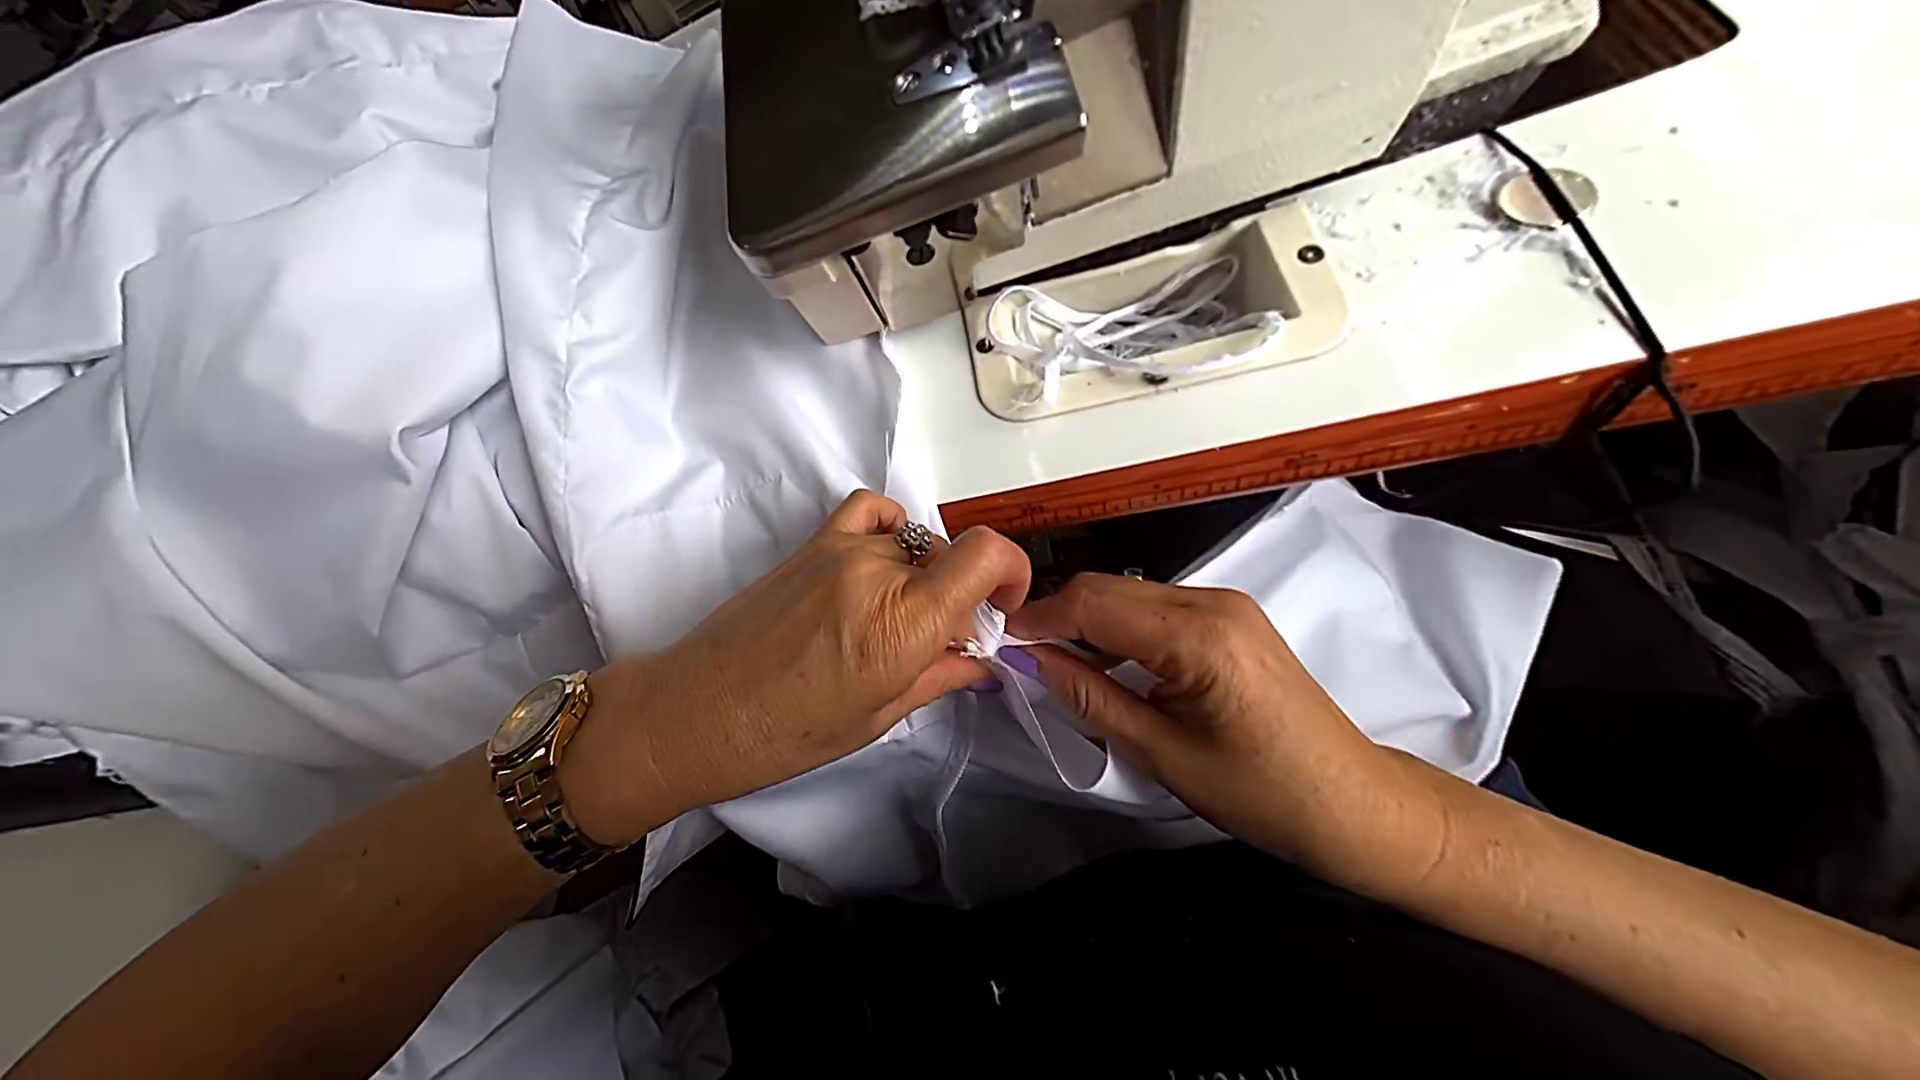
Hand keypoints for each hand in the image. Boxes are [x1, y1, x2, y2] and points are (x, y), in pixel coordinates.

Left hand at [558, 491, 1029, 848]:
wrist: (699, 710)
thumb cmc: (787, 730)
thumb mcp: (880, 713)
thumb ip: (942, 675)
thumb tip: (981, 660)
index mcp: (904, 623)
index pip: (986, 554)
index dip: (1013, 570)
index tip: (1004, 603)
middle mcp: (879, 572)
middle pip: (953, 555)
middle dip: (965, 593)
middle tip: (946, 635)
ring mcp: (842, 549)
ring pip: (916, 541)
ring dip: (927, 572)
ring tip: (905, 610)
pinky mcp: (813, 543)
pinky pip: (870, 509)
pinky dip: (891, 525)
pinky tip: (886, 557)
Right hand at [1005, 573, 1446, 892]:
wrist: (1355, 803)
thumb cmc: (1265, 794)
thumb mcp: (1164, 756)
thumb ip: (1092, 699)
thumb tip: (1034, 661)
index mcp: (1200, 638)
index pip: (1095, 603)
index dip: (1040, 617)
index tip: (1001, 640)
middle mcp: (1214, 602)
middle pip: (1109, 588)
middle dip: (1058, 615)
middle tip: (1022, 654)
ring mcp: (1226, 604)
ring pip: (1129, 593)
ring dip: (1086, 620)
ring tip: (1056, 662)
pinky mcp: (1230, 616)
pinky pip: (1155, 606)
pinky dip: (1119, 627)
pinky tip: (1104, 661)